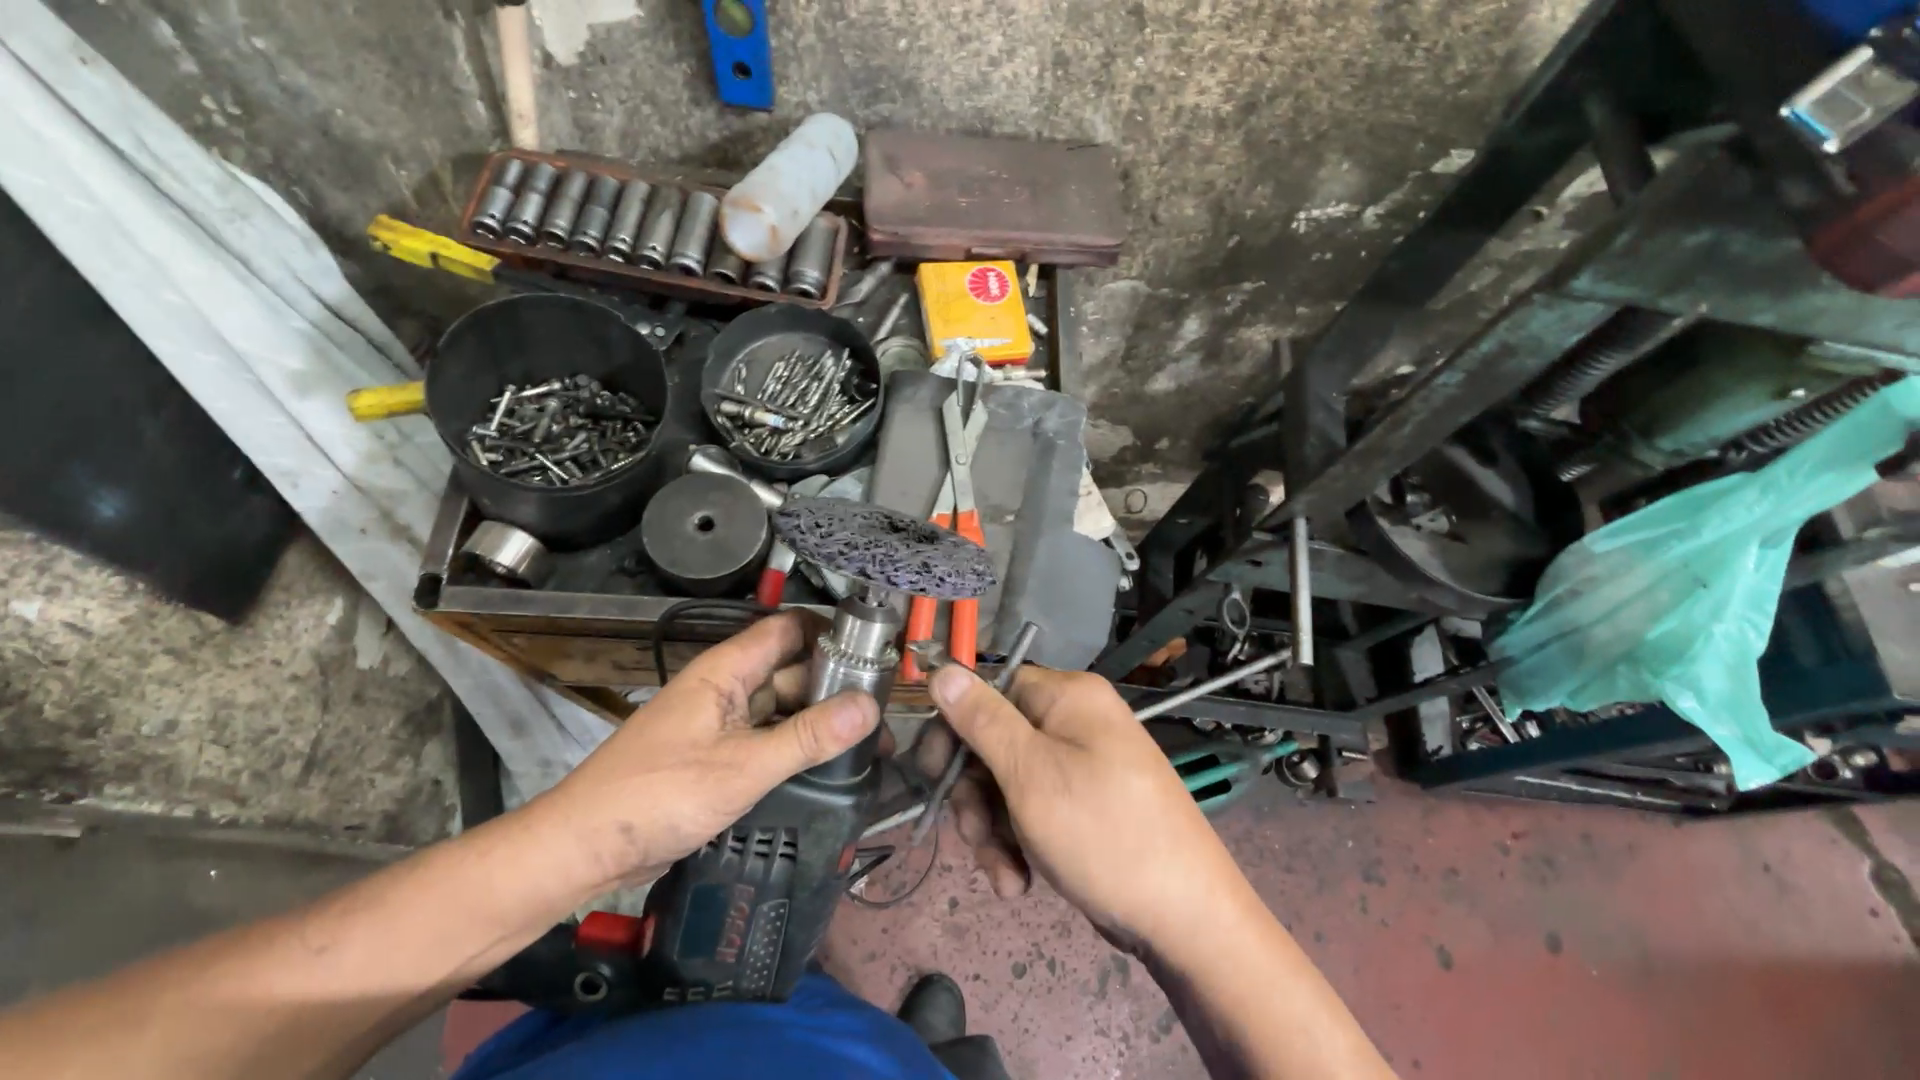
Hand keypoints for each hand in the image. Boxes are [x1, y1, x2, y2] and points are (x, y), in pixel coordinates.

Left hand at [543, 612, 879, 893]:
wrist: (586, 846)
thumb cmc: (659, 795)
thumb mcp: (743, 767)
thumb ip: (808, 737)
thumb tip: (871, 706)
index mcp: (727, 671)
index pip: (790, 629)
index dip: (834, 634)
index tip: (881, 654)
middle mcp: (726, 689)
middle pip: (792, 670)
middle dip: (837, 685)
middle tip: (886, 712)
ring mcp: (721, 724)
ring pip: (782, 709)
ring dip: (820, 721)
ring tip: (871, 742)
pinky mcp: (716, 757)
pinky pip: (767, 740)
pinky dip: (797, 748)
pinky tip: (830, 766)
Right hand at [919, 665, 1251, 947]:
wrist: (1183, 916)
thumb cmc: (1101, 832)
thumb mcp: (1030, 774)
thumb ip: (981, 720)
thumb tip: (942, 667)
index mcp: (1068, 697)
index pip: (991, 688)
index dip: (956, 728)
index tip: (932, 771)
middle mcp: (1077, 723)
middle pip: (995, 742)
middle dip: (975, 796)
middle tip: (972, 834)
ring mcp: (1083, 768)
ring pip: (1008, 785)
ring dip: (993, 831)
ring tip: (1004, 874)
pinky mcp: (1085, 809)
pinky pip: (1034, 813)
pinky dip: (1018, 845)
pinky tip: (1017, 882)